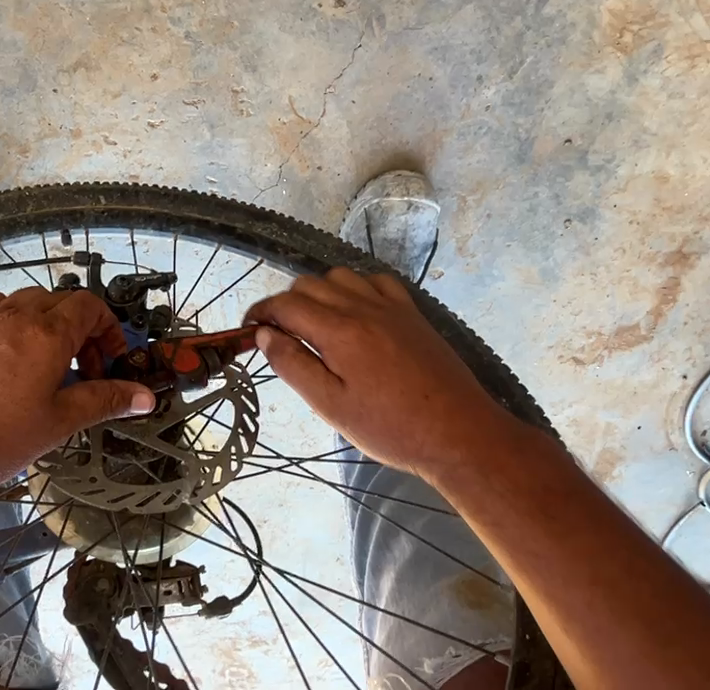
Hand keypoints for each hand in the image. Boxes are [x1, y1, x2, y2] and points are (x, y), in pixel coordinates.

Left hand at [0, 287, 155, 501]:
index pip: (89, 307)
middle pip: (58, 302)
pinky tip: (2, 358)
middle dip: (78, 329)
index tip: (109, 362)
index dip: (107, 329)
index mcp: (47, 333)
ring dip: (43, 323)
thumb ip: (105, 401)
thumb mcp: (58, 423)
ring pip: (23, 302)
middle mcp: (15, 314)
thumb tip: (147, 396)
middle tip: (80, 370)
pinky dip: (9, 323)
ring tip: (41, 363)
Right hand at [246, 268, 514, 476]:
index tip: (249, 329)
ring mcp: (390, 306)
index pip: (285, 305)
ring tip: (316, 324)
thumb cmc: (391, 428)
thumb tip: (264, 335)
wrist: (460, 434)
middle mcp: (362, 307)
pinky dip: (355, 288)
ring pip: (339, 276)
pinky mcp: (412, 312)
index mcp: (339, 331)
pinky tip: (356, 312)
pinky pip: (375, 280)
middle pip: (308, 284)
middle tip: (282, 336)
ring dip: (319, 292)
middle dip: (286, 304)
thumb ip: (294, 366)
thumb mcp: (332, 407)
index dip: (260, 313)